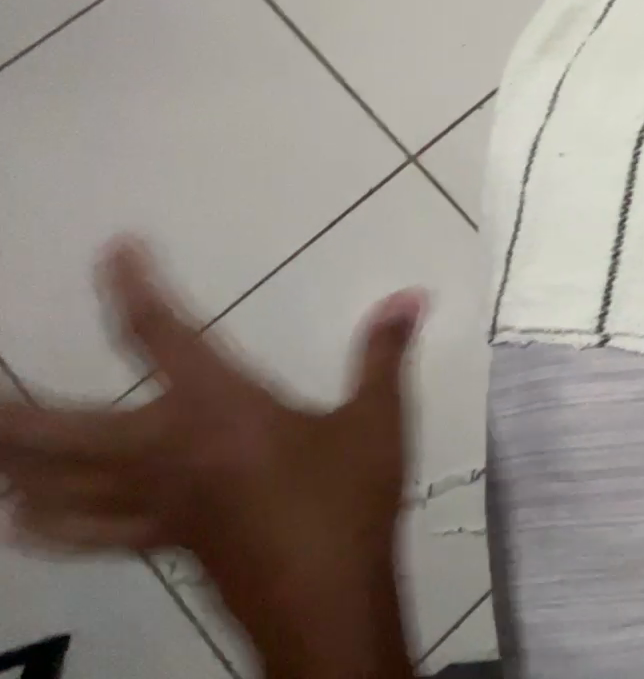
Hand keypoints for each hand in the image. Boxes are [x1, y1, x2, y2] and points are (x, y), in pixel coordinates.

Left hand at [0, 240, 420, 678]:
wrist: (326, 589)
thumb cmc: (350, 495)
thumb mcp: (379, 416)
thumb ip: (383, 353)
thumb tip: (408, 296)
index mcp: (215, 409)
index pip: (159, 335)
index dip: (134, 288)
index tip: (118, 250)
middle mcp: (159, 451)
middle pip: (43, 427)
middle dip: (2, 400)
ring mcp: (145, 503)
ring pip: (34, 480)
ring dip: (4, 453)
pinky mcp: (152, 540)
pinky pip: (67, 530)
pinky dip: (33, 514)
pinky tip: (27, 505)